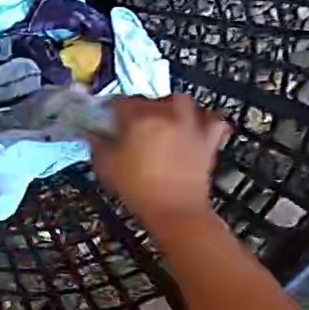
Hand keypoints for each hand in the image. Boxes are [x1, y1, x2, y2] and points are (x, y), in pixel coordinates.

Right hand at [90, 94, 229, 225]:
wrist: (175, 211)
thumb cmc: (137, 188)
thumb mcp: (105, 166)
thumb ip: (98, 145)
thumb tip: (95, 135)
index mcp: (139, 119)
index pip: (120, 101)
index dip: (111, 108)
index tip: (107, 117)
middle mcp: (167, 116)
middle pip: (151, 98)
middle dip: (141, 105)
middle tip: (133, 120)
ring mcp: (190, 127)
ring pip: (182, 101)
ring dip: (171, 105)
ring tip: (163, 118)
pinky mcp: (208, 141)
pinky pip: (213, 120)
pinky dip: (205, 119)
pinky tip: (195, 126)